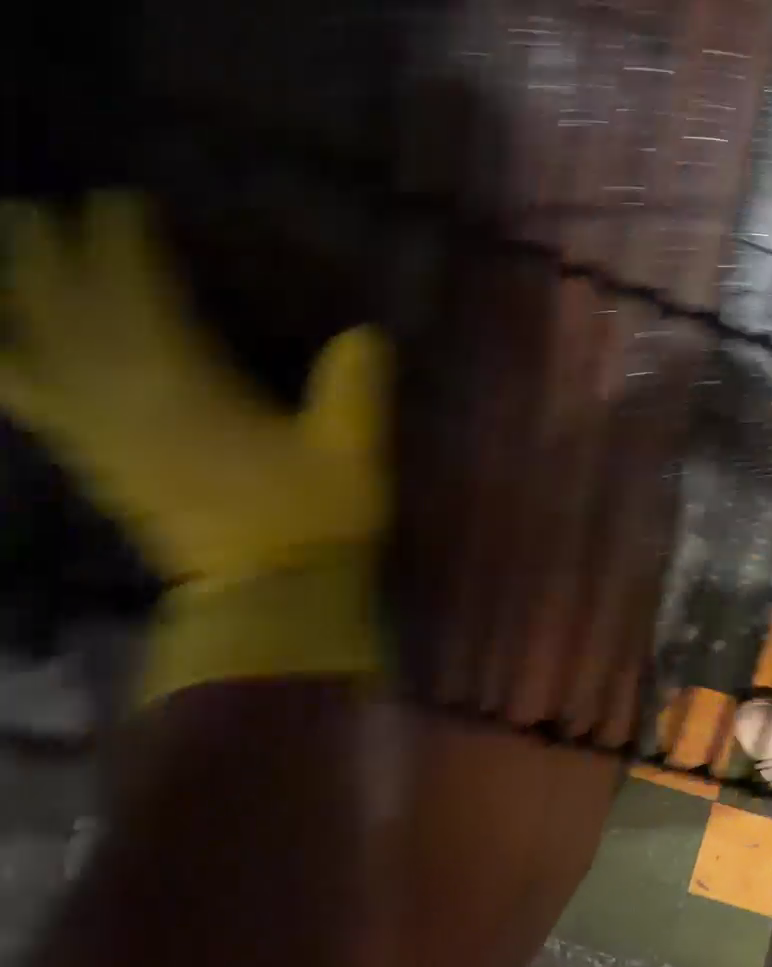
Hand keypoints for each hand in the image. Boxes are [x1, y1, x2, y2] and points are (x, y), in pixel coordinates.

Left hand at [2, 193, 390, 702]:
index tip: (124, 202)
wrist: (270, 588)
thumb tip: (365, 334)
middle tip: (39, 207)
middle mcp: (123, 398)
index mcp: (188, 389)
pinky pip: (25, 396)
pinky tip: (3, 346)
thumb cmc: (318, 516)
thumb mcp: (356, 451)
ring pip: (29, 346)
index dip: (126, 245)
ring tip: (4, 257)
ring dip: (11, 297)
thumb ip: (358, 389)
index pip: (140, 297)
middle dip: (47, 253)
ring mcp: (97, 428)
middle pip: (66, 310)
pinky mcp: (90, 456)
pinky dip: (5, 360)